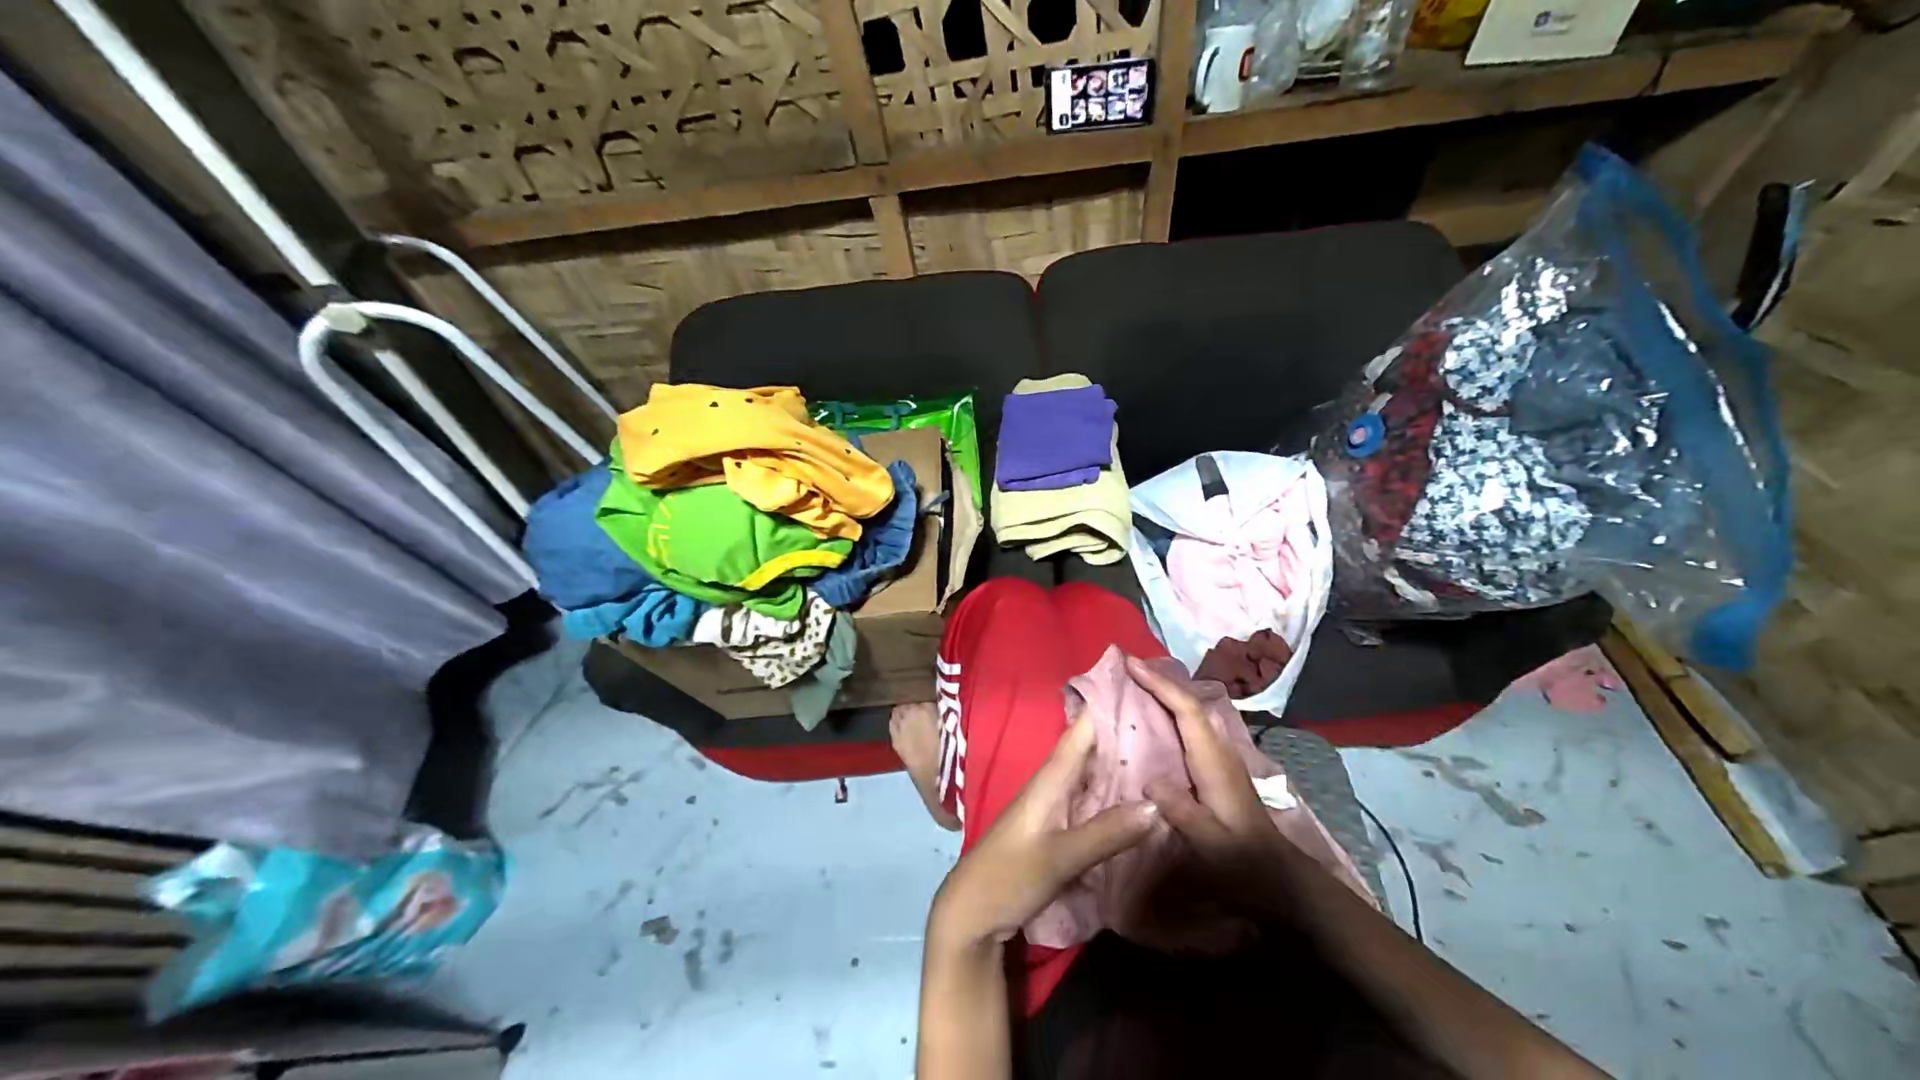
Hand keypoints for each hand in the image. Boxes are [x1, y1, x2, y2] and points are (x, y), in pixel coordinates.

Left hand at [927, 708, 1158, 950]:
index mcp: (1051, 778)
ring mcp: (1058, 805)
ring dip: (1127, 761)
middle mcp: (1056, 783)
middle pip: (1094, 747)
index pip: (1084, 727)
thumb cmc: (1008, 877)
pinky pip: (1095, 798)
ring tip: (1173, 748)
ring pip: (1097, 772)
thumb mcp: (1059, 857)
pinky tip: (1147, 795)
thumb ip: (1106, 833)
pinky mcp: (1062, 827)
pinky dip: (1119, 791)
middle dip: (1128, 730)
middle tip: (1176, 717)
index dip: (1110, 702)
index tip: (1148, 682)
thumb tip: (1158, 804)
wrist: (973, 914)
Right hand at [1127, 655, 1292, 903]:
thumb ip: (1180, 810)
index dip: (1160, 685)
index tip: (1132, 664)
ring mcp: (1221, 756)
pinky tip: (1157, 715)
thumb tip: (1150, 781)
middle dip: (1161, 680)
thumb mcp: (1208, 841)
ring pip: (1192, 712)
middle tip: (1128, 665)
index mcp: (1213, 761)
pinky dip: (1173, 710)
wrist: (1276, 874)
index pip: (1187, 710)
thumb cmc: (1241, 859)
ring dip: (1167, 693)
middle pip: (1190, 703)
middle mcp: (1219, 749)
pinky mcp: (1217, 766)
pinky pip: (1191, 725)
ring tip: (1137, 682)